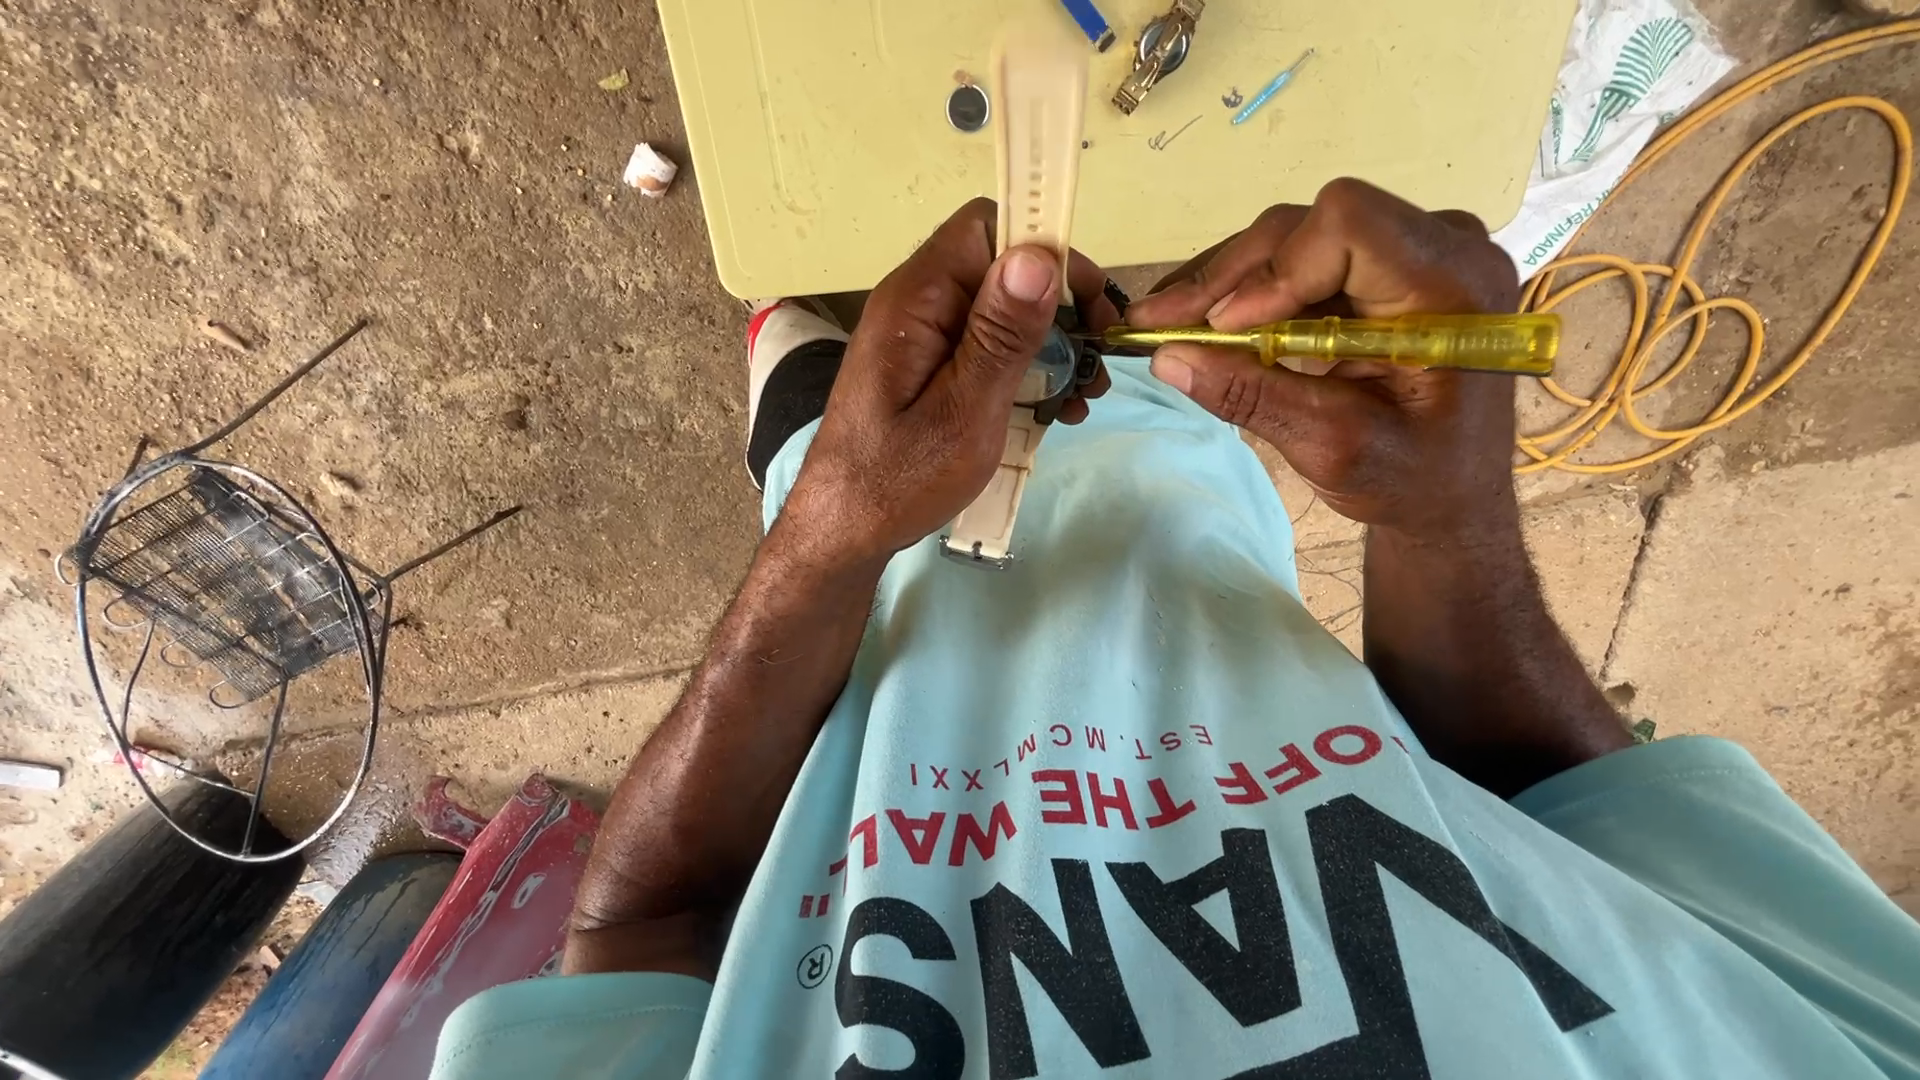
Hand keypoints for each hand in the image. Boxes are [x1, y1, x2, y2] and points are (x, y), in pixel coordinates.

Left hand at [778, 198, 1116, 563]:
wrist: (846, 531)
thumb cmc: (900, 479)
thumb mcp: (963, 411)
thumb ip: (1000, 336)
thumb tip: (1038, 254)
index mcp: (916, 301)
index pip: (986, 228)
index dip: (1046, 250)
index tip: (1091, 303)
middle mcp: (916, 306)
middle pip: (999, 271)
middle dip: (1059, 307)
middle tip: (1099, 361)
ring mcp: (921, 340)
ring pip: (998, 314)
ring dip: (1050, 346)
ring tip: (1084, 395)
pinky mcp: (928, 372)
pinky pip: (984, 351)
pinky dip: (1024, 371)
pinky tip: (1054, 409)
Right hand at [1125, 178, 1520, 543]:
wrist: (1450, 494)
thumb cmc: (1412, 480)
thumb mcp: (1331, 445)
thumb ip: (1253, 395)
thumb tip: (1166, 358)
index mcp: (1450, 287)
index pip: (1349, 226)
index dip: (1274, 271)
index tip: (1221, 329)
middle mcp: (1437, 248)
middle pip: (1307, 227)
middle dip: (1228, 279)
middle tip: (1155, 325)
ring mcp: (1407, 255)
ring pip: (1292, 239)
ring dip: (1224, 285)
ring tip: (1164, 324)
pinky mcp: (1376, 274)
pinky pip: (1298, 263)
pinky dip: (1243, 296)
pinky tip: (1200, 322)